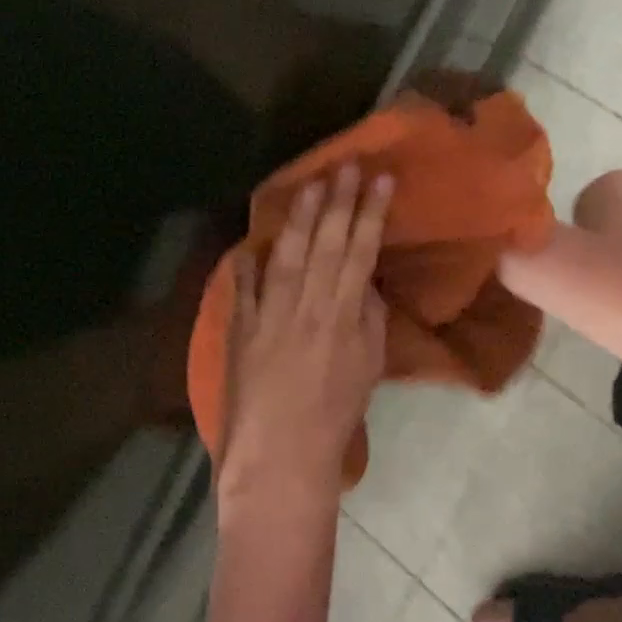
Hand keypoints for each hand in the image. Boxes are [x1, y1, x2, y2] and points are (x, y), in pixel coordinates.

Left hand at [217, 163, 392, 504]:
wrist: (280, 456)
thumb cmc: (336, 412)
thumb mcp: (370, 365)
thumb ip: (371, 317)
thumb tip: (367, 282)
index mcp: (343, 315)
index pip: (361, 251)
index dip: (371, 213)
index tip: (381, 181)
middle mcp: (306, 306)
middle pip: (326, 242)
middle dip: (339, 200)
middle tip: (348, 165)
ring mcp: (268, 314)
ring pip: (287, 253)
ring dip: (299, 217)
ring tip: (310, 184)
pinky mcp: (239, 329)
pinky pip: (243, 287)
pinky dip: (247, 262)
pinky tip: (252, 240)